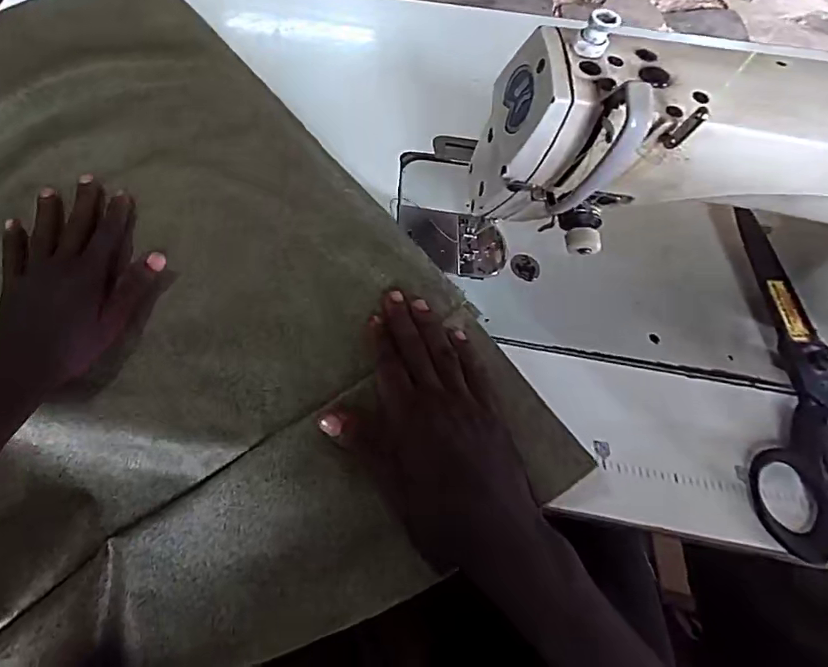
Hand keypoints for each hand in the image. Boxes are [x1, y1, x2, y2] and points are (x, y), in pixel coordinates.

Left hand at [0, 177, 172, 402]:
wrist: (21, 368)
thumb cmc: (73, 349)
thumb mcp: (111, 323)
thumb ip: (132, 288)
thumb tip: (158, 255)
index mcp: (88, 273)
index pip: (106, 236)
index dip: (116, 214)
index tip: (122, 192)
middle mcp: (62, 264)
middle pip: (75, 227)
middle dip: (85, 202)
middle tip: (88, 177)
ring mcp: (34, 272)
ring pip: (43, 234)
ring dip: (47, 211)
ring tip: (49, 190)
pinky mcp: (13, 284)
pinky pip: (13, 256)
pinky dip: (13, 238)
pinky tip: (12, 223)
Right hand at [319, 290, 548, 574]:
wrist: (501, 535)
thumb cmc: (438, 516)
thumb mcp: (393, 486)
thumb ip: (364, 444)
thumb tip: (327, 415)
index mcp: (408, 416)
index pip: (390, 367)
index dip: (381, 341)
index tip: (374, 316)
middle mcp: (437, 400)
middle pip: (416, 352)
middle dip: (403, 321)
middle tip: (393, 292)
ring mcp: (467, 404)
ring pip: (445, 355)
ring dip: (431, 327)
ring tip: (420, 303)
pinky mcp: (491, 414)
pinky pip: (476, 373)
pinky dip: (467, 350)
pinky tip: (460, 335)